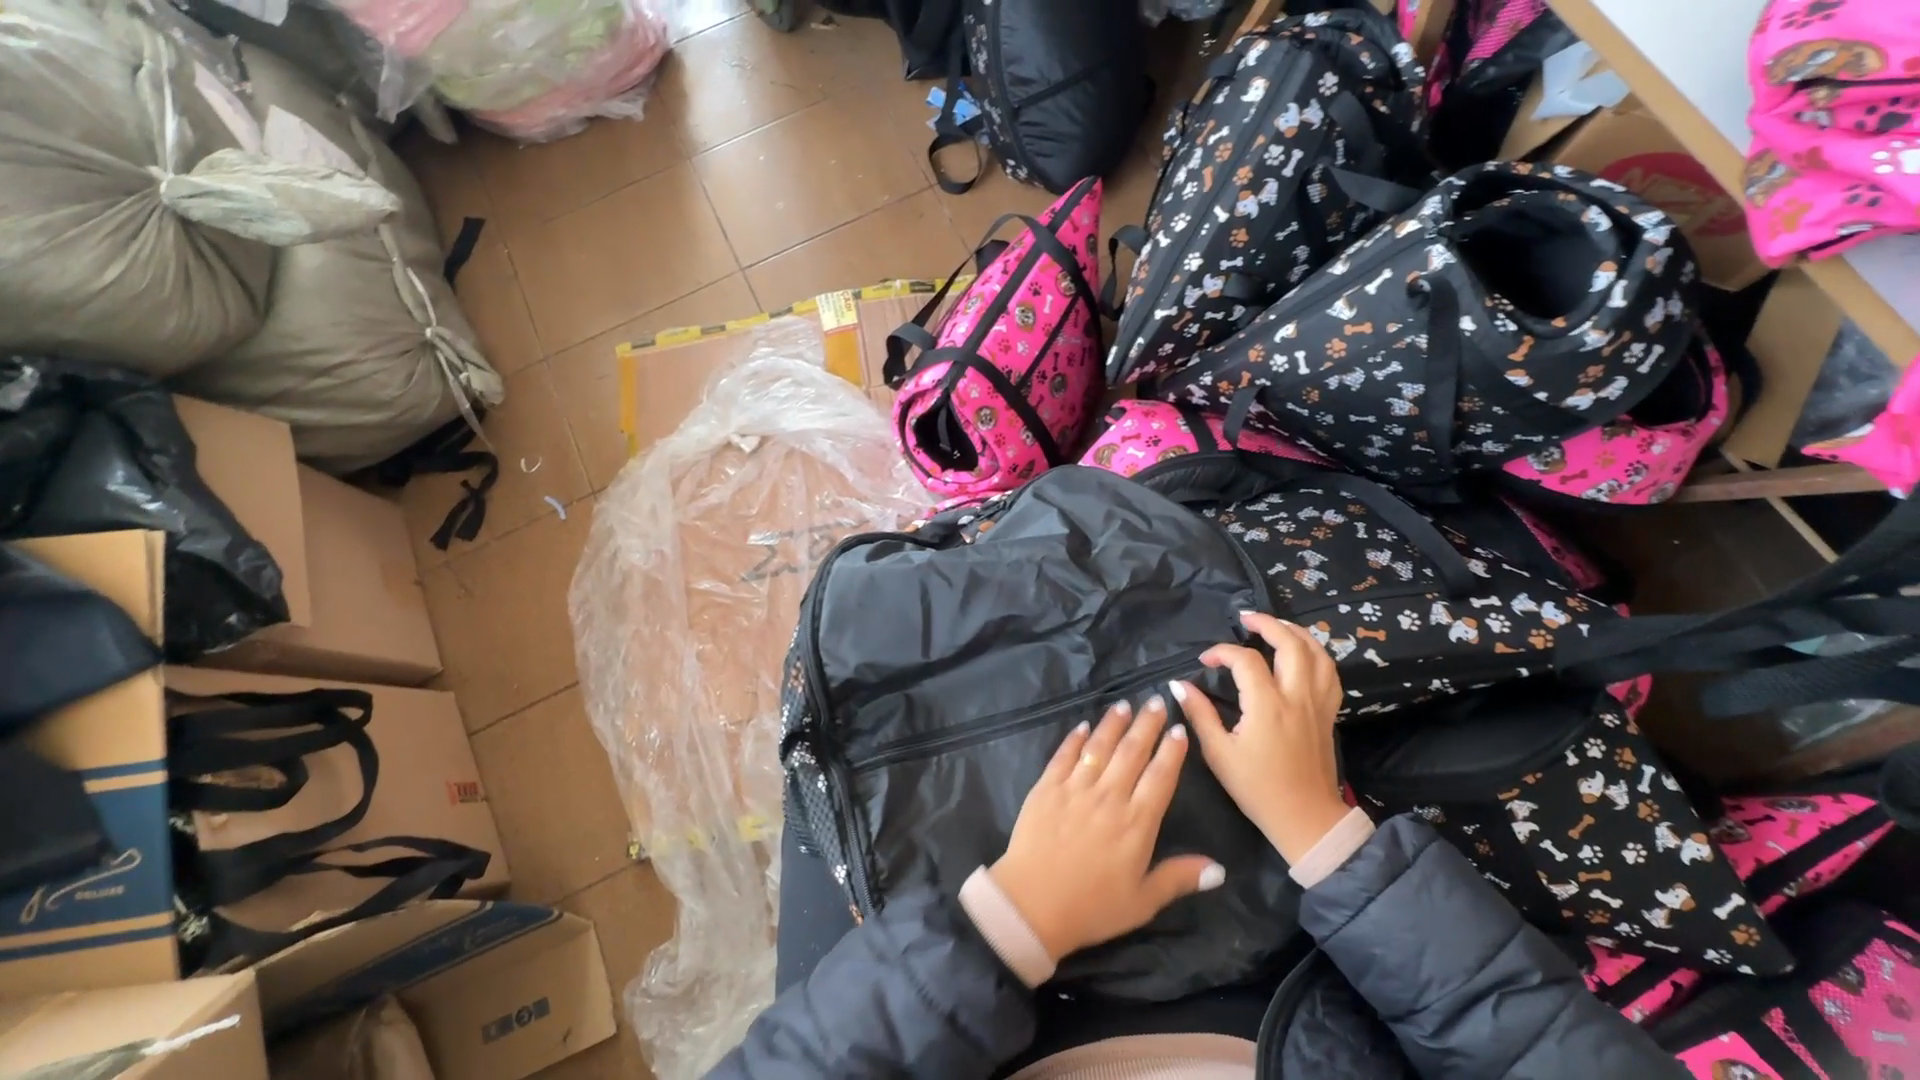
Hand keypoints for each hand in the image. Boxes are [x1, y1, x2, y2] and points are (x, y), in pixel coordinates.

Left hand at [989, 697, 1224, 962]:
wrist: (1032, 905)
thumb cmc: (1092, 908)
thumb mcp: (1142, 901)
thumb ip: (1179, 879)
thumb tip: (1220, 868)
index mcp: (1137, 823)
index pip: (1160, 777)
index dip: (1172, 752)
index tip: (1180, 729)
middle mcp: (1109, 797)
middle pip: (1132, 753)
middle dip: (1146, 725)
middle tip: (1156, 702)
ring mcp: (1075, 789)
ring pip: (1099, 747)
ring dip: (1113, 724)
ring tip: (1124, 705)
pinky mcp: (1046, 789)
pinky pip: (1064, 756)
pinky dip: (1075, 739)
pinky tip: (1083, 726)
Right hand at [1175, 612, 1350, 865]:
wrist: (1305, 817)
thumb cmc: (1257, 788)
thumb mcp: (1219, 754)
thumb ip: (1200, 714)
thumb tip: (1180, 685)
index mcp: (1267, 706)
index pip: (1245, 660)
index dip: (1222, 652)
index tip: (1205, 661)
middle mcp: (1296, 696)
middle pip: (1290, 643)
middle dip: (1267, 623)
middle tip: (1246, 617)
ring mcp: (1318, 703)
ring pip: (1317, 653)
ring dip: (1296, 632)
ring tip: (1277, 625)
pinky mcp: (1328, 713)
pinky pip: (1330, 672)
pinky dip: (1317, 654)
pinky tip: (1304, 652)